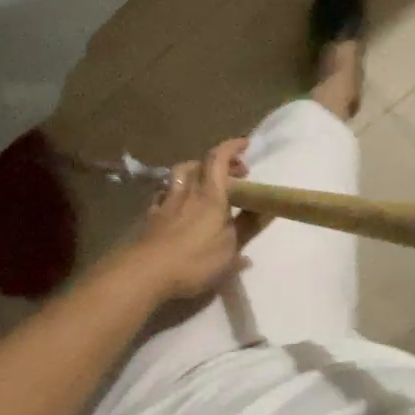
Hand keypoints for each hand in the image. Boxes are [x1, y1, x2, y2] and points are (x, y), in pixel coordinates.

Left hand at [123, 138, 251, 300]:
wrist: (147, 271)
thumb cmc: (195, 261)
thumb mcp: (230, 250)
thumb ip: (247, 228)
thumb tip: (266, 211)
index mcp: (210, 196)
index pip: (219, 159)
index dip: (232, 147)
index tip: (245, 144)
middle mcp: (188, 192)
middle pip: (200, 164)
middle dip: (220, 162)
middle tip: (236, 174)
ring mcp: (166, 202)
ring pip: (179, 175)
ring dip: (194, 171)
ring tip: (204, 183)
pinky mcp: (151, 216)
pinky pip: (164, 194)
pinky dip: (174, 192)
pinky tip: (177, 203)